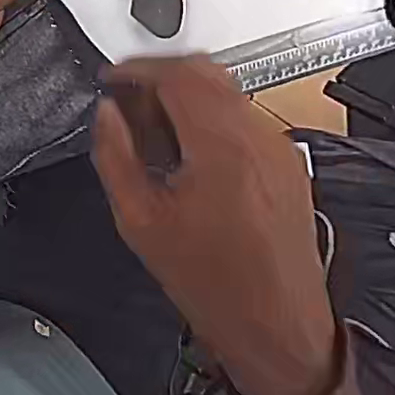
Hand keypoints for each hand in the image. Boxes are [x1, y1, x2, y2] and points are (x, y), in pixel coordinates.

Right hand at [92, 57, 335, 394]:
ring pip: (226, 89)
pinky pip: (243, 115)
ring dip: (185, 94)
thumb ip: (115, 155)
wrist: (277, 326)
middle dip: (160, 74)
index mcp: (221, 148)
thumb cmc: (211, 283)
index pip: (178, 75)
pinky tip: (188, 149)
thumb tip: (107, 113)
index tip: (113, 77)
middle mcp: (258, 137)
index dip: (137, 68)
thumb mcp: (139, 220)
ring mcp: (278, 147)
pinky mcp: (287, 161)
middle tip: (129, 98)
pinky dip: (210, 114)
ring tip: (154, 130)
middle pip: (205, 70)